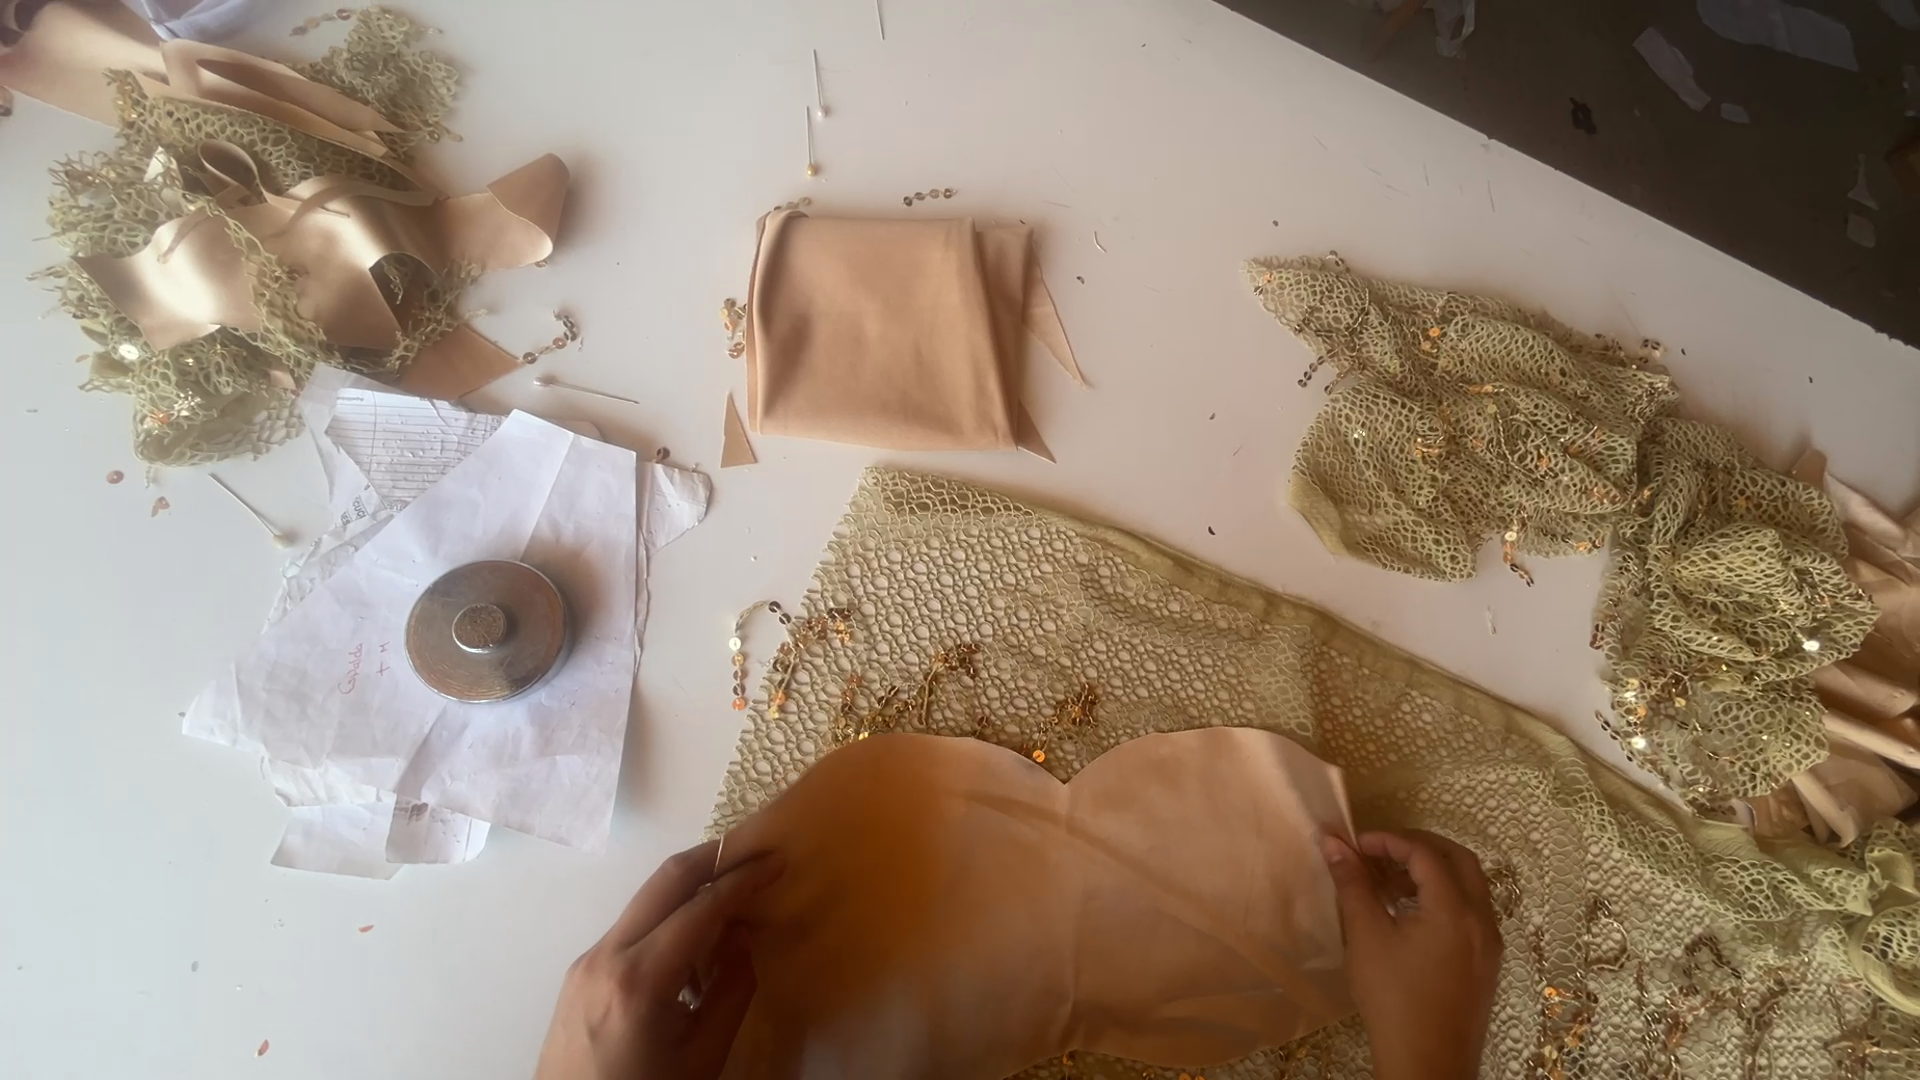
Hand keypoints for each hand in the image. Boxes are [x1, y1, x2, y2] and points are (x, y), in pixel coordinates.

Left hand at [534, 839, 782, 1079]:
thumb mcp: (703, 1055)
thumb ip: (732, 986)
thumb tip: (741, 932)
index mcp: (639, 980)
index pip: (702, 906)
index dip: (744, 878)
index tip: (777, 860)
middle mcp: (606, 955)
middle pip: (667, 878)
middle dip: (717, 855)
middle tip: (755, 850)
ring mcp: (587, 960)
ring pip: (648, 896)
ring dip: (693, 883)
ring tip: (732, 890)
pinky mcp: (580, 970)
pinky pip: (634, 924)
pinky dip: (670, 914)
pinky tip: (694, 937)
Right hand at [1320, 830, 1501, 1079]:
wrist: (1426, 1063)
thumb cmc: (1393, 995)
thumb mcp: (1366, 933)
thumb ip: (1352, 882)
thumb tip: (1333, 842)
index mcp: (1456, 911)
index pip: (1424, 853)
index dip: (1387, 841)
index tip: (1354, 846)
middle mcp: (1482, 922)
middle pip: (1458, 860)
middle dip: (1415, 846)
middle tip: (1378, 852)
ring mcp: (1489, 945)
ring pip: (1467, 885)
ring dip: (1427, 871)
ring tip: (1385, 882)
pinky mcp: (1484, 963)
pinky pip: (1468, 910)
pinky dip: (1439, 896)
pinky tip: (1405, 912)